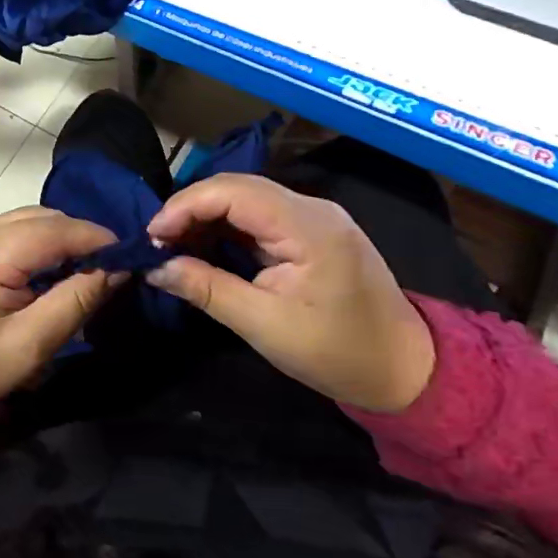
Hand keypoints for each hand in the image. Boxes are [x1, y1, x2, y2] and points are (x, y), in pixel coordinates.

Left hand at [0, 208, 124, 430]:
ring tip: (91, 271)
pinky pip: (23, 228)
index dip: (98, 240)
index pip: (55, 230)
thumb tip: (119, 268)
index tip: (132, 259)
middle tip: (113, 271)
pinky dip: (48, 243)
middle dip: (84, 240)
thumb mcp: (33, 344)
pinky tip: (60, 269)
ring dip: (67, 241)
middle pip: (46, 219)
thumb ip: (76, 301)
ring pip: (37, 219)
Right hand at [146, 174, 435, 412]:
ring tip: (172, 244)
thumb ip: (207, 289)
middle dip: (190, 208)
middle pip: (237, 187)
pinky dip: (225, 225)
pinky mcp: (311, 228)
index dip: (185, 206)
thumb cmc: (338, 353)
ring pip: (245, 197)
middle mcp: (312, 208)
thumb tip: (154, 267)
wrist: (406, 370)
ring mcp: (314, 215)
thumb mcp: (264, 326)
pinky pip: (258, 214)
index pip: (233, 192)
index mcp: (309, 227)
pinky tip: (203, 245)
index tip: (151, 236)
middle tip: (156, 241)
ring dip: (205, 215)